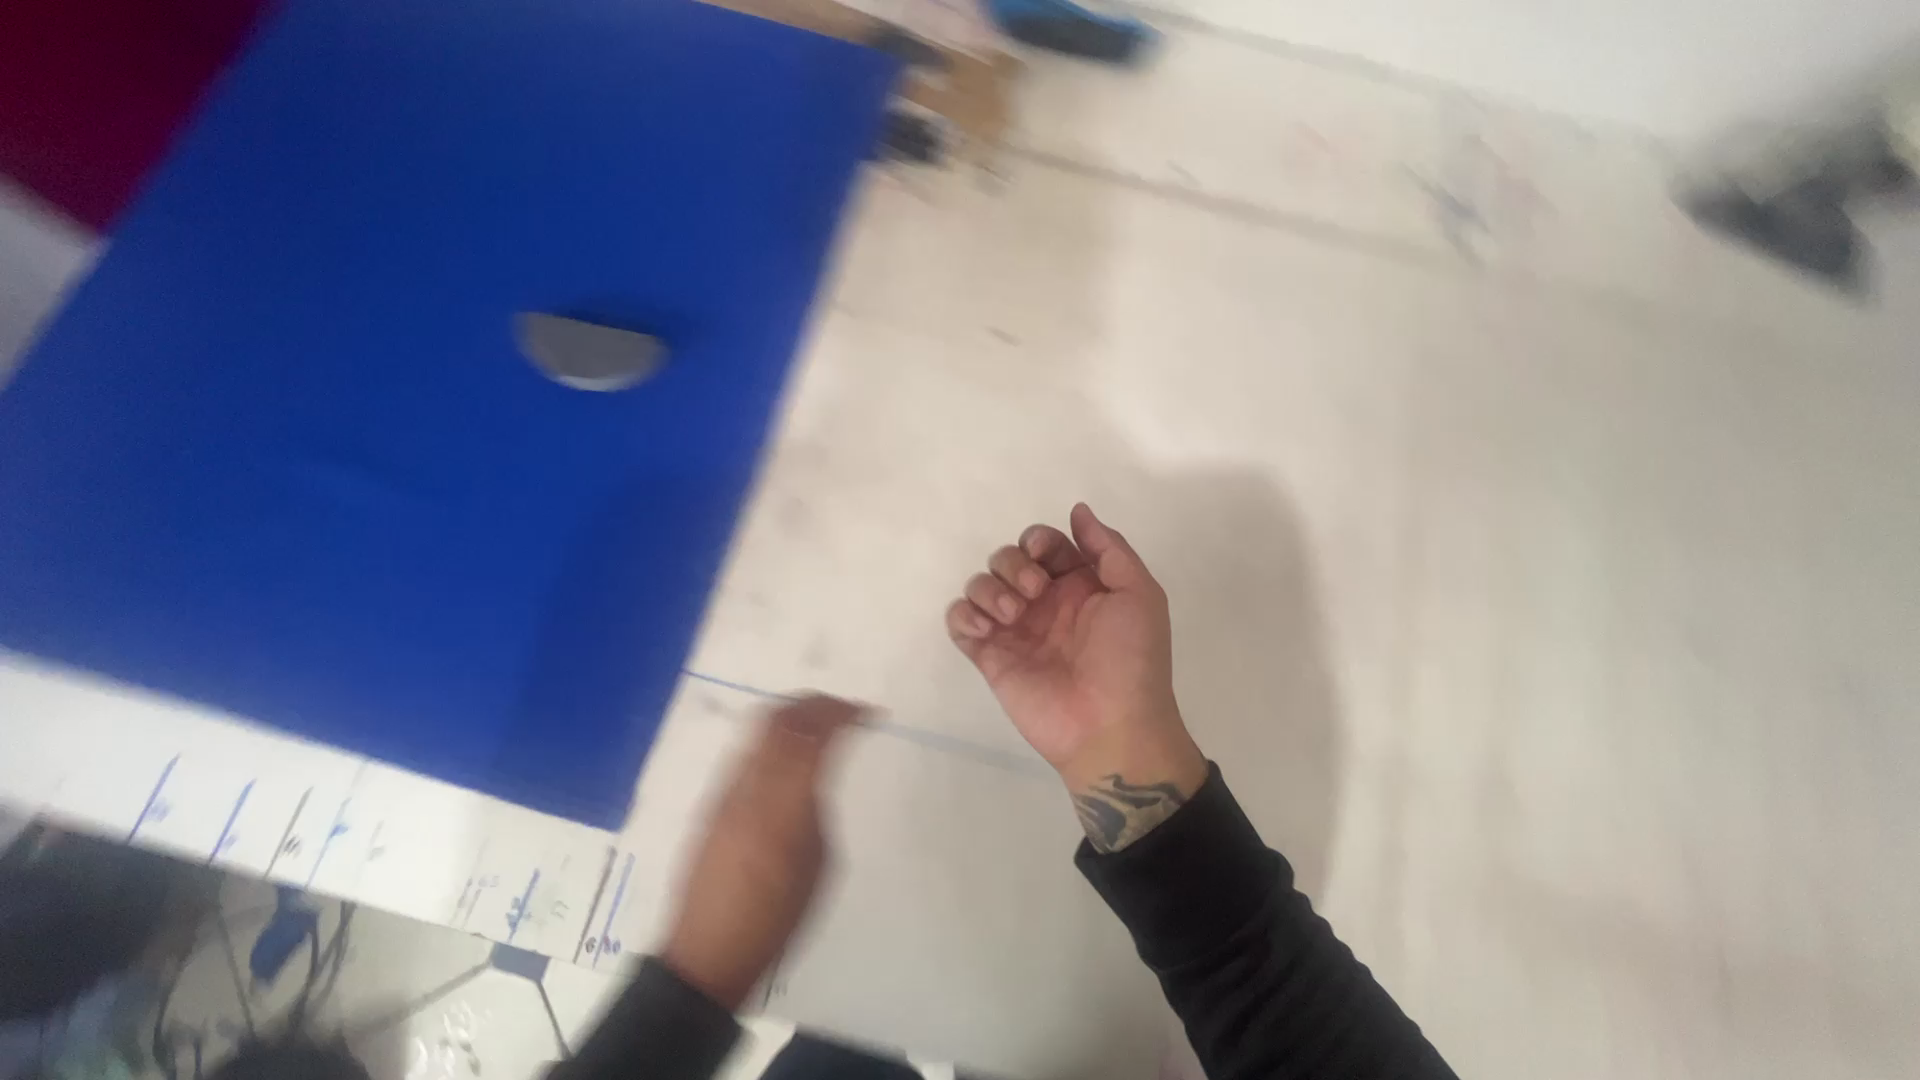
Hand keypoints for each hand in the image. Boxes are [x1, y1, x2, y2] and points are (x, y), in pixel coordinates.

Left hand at [659, 695, 861, 1009]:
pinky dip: (774, 736)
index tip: (871, 715)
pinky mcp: (711, 801)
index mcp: (787, 807)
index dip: (845, 714)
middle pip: (783, 718)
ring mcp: (726, 791)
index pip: (816, 736)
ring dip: (795, 713)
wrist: (707, 953)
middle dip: (819, 703)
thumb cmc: (777, 919)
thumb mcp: (819, 863)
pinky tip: (790, 753)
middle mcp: (752, 788)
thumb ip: (817, 808)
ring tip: (821, 722)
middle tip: (846, 710)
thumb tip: (817, 774)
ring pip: (760, 727)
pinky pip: (746, 749)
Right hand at [946, 504, 1206, 850]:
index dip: (1038, 541)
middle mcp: (1043, 603)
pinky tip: (985, 629)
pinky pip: (959, 621)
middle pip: (1007, 557)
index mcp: (1079, 585)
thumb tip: (1078, 510)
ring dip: (989, 588)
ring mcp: (1014, 630)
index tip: (1045, 559)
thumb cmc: (1132, 659)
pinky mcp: (990, 657)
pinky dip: (963, 615)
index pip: (1044, 543)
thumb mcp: (1139, 593)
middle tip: (1034, 592)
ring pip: (979, 584)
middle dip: (1013, 563)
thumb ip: (1109, 548)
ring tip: (1012, 617)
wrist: (1111, 725)